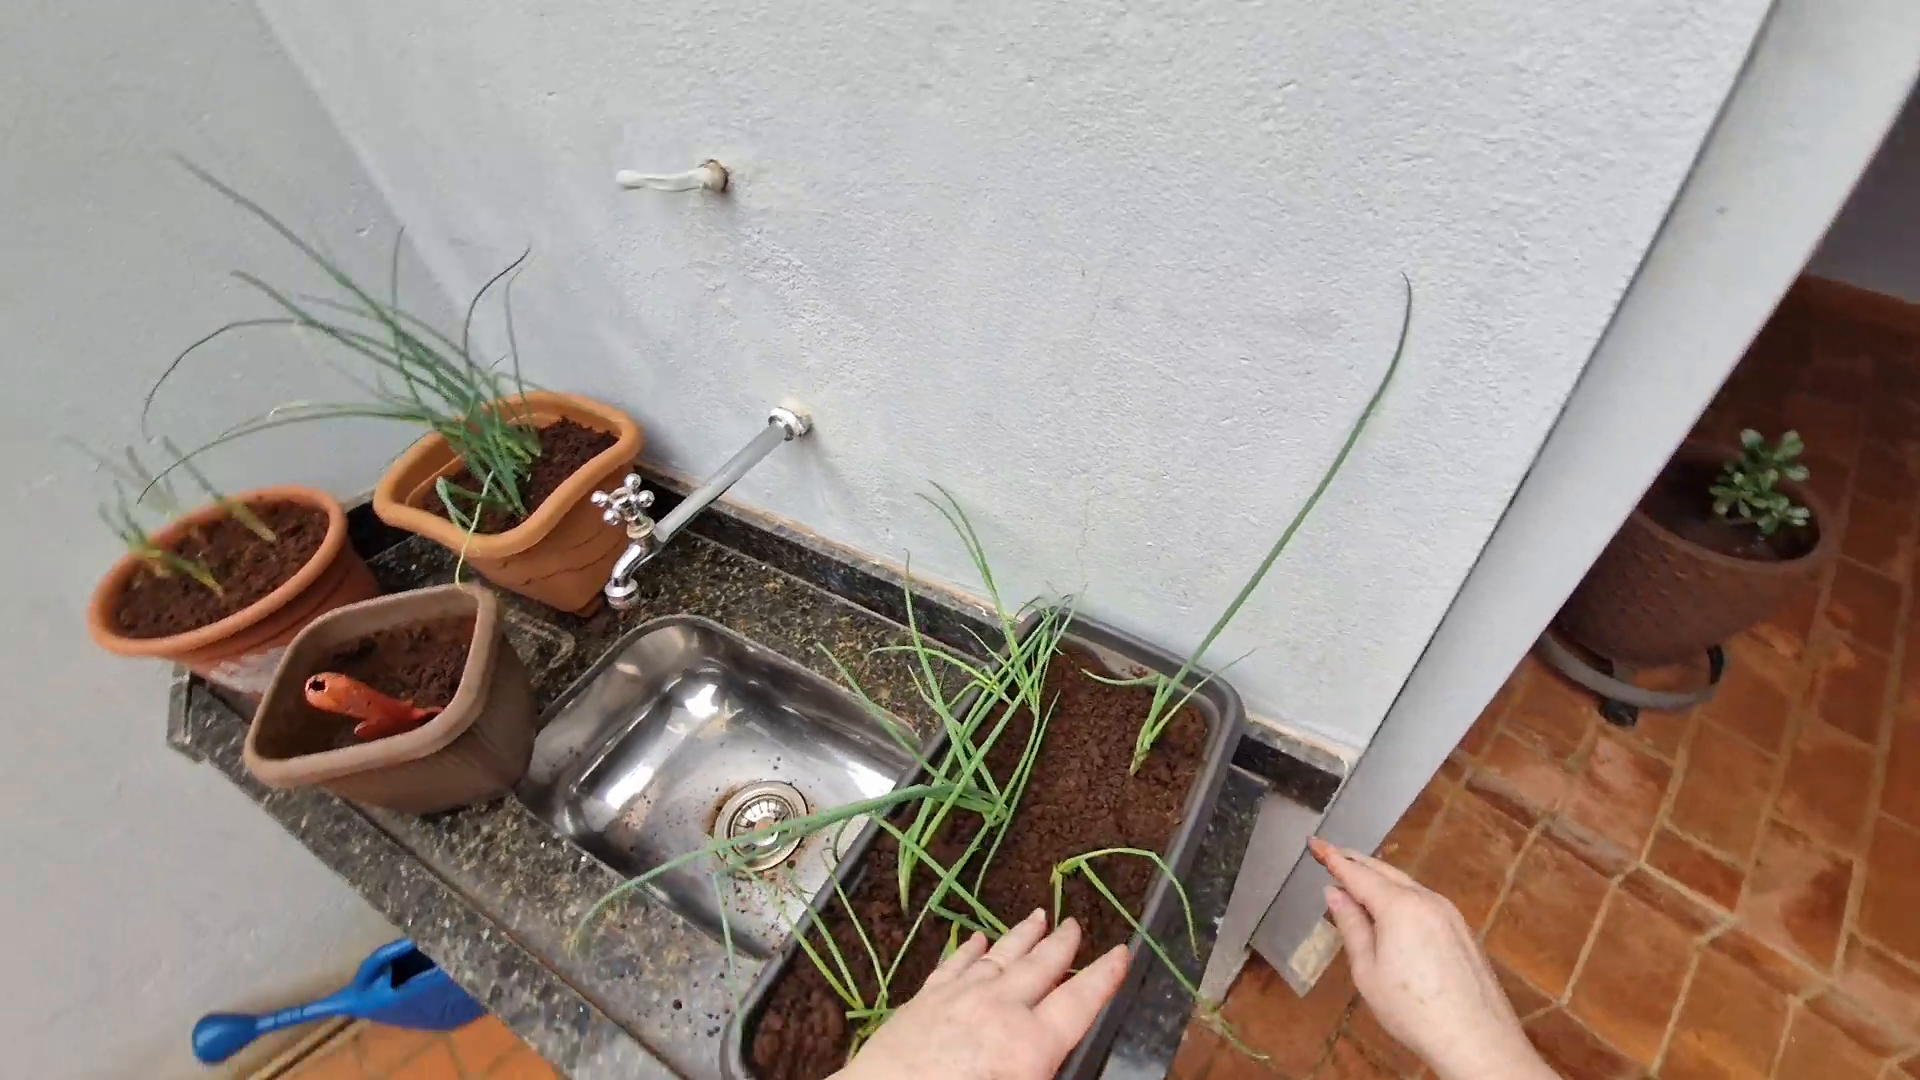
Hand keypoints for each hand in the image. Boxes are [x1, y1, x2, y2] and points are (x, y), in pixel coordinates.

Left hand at [834, 909, 1130, 1079]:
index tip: (1122, 950)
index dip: (1104, 977)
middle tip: (1076, 922)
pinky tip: (978, 940)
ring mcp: (959, 997)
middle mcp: (999, 1009)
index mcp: (1029, 1045)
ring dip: (1022, 936)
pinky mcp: (926, 999)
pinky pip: (955, 964)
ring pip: (1000, 956)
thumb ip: (1047, 1071)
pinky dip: (970, 950)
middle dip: (1061, 945)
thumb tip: (1059, 1059)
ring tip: (1038, 915)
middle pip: (1039, 968)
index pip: (1079, 1004)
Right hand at [1310, 837, 1555, 1079]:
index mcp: (1399, 906)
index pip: (1356, 872)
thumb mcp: (1367, 971)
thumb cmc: (1414, 1012)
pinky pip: (1423, 900)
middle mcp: (1427, 900)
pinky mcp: (1463, 932)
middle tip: (1330, 854)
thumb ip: (1350, 926)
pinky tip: (1390, 908)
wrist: (1482, 1049)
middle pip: (1383, 871)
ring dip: (1378, 877)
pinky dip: (1399, 893)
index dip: (1332, 856)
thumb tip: (1334, 893)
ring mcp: (1450, 915)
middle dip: (1354, 861)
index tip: (1313, 842)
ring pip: (1406, 884)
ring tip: (1355, 880)